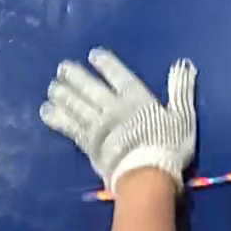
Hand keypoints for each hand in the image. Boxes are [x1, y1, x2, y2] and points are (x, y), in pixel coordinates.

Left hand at [39, 48, 196, 188]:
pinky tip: (47, 111)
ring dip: (63, 94)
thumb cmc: (169, 147)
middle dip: (76, 76)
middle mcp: (113, 107)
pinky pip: (69, 126)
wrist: (147, 175)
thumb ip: (181, 90)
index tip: (93, 55)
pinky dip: (57, 117)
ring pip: (76, 105)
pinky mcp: (88, 143)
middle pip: (90, 88)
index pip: (118, 75)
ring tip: (53, 87)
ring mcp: (98, 125)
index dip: (106, 64)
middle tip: (63, 68)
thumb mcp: (182, 117)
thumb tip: (183, 63)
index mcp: (137, 99)